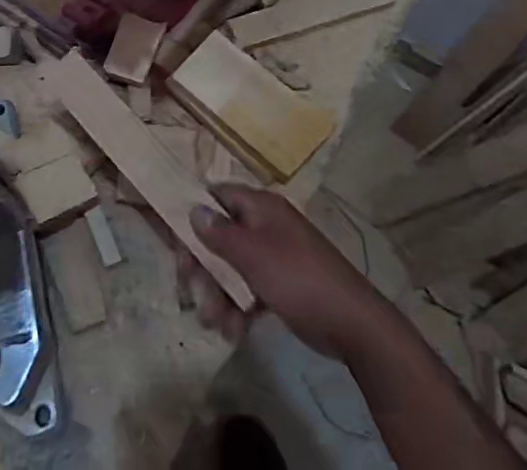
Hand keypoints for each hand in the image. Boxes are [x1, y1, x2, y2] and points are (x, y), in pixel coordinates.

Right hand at [183, 184, 397, 360]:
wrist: (350, 322)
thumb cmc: (298, 279)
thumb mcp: (253, 255)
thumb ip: (220, 233)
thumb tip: (194, 208)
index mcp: (262, 208)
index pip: (219, 196)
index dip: (195, 214)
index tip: (176, 241)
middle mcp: (266, 226)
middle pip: (219, 237)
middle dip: (203, 267)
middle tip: (190, 290)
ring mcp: (273, 256)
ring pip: (230, 268)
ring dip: (218, 295)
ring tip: (217, 322)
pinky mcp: (278, 285)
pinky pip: (247, 290)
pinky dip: (237, 308)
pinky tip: (236, 331)